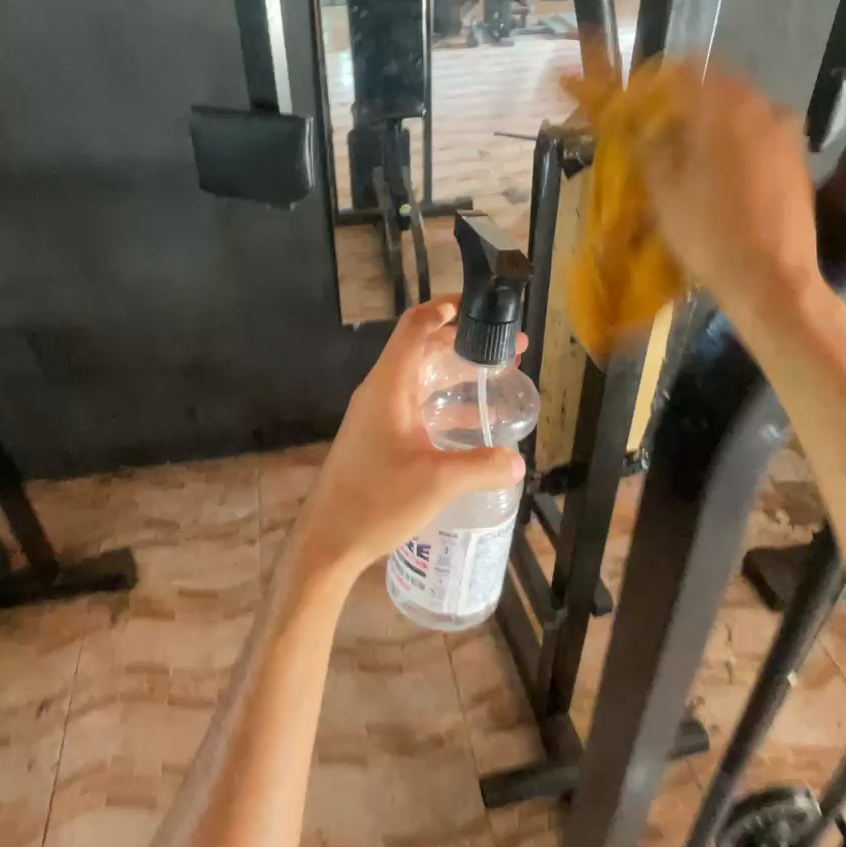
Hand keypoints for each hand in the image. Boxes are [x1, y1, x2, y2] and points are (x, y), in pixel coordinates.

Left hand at [291, 296, 525, 585]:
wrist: (328, 541)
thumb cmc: (376, 502)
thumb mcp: (438, 482)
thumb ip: (482, 466)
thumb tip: (517, 462)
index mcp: (388, 386)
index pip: (416, 327)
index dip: (446, 308)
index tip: (480, 305)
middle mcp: (381, 392)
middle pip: (423, 350)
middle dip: (465, 343)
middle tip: (507, 347)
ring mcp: (377, 416)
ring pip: (422, 381)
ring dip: (458, 375)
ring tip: (500, 377)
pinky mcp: (379, 438)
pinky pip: (418, 407)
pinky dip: (446, 405)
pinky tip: (476, 423)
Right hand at [633, 63, 825, 331]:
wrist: (771, 277)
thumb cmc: (709, 234)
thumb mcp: (664, 194)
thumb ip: (652, 149)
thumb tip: (647, 128)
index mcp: (724, 109)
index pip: (688, 71)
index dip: (660, 81)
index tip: (641, 98)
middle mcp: (761, 108)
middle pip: (720, 88)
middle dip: (690, 102)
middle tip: (664, 128)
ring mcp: (786, 133)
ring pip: (742, 111)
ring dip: (716, 122)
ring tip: (692, 153)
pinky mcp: (798, 158)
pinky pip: (761, 134)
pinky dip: (738, 142)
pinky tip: (722, 173)